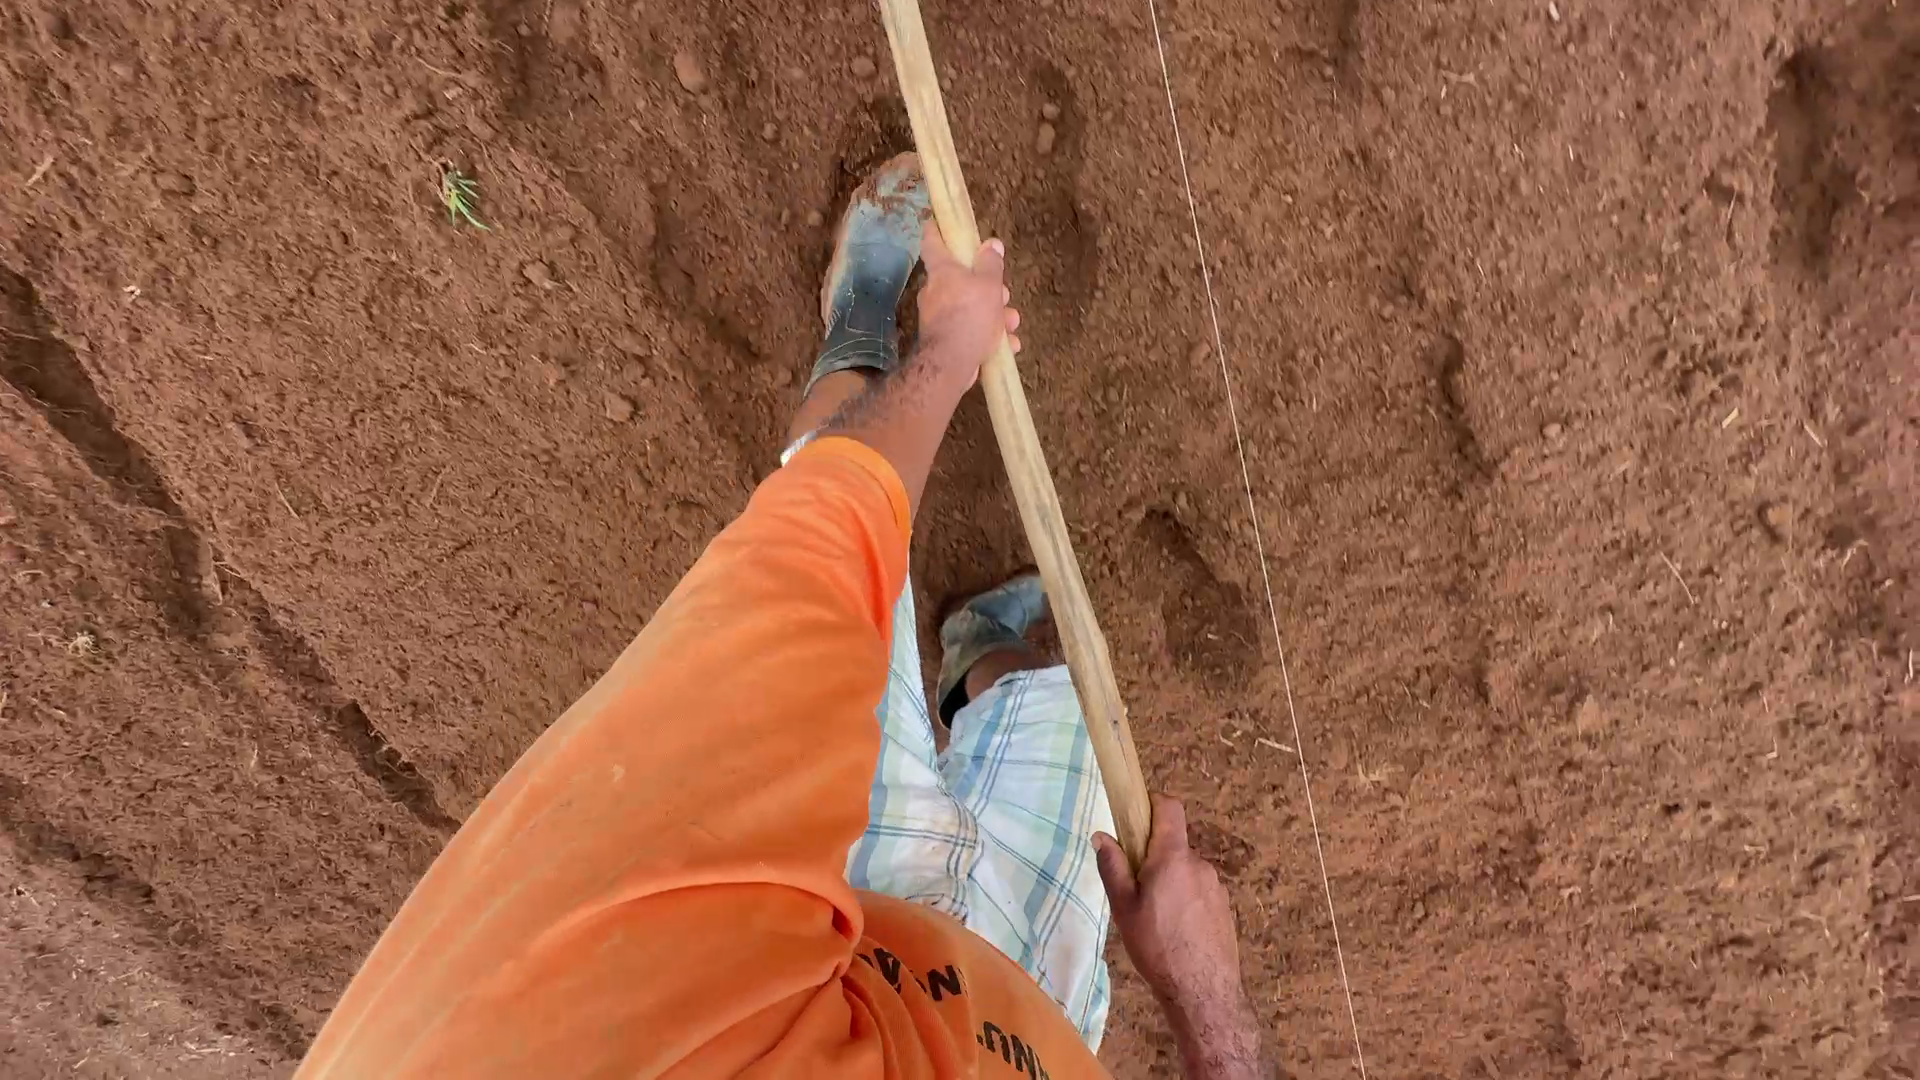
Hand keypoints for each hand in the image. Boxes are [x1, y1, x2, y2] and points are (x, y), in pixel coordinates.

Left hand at [915, 225, 1020, 386]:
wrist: (951, 363)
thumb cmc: (970, 315)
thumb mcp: (989, 285)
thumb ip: (992, 264)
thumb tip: (992, 244)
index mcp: (942, 271)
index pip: (932, 241)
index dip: (936, 229)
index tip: (938, 221)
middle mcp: (935, 292)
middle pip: (961, 280)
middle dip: (988, 287)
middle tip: (1004, 294)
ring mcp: (938, 319)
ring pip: (970, 309)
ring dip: (994, 315)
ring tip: (1012, 324)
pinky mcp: (946, 342)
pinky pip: (970, 333)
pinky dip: (989, 337)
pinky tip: (1008, 346)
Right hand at [1096, 796, 1260, 1079]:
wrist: (1204, 994)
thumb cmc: (1157, 946)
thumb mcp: (1123, 907)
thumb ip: (1112, 867)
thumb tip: (1102, 835)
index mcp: (1172, 856)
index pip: (1169, 807)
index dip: (1153, 804)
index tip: (1136, 817)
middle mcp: (1199, 863)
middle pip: (1173, 844)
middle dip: (1155, 856)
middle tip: (1137, 887)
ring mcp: (1216, 886)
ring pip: (1186, 870)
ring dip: (1171, 880)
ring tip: (1156, 917)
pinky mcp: (1225, 908)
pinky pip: (1200, 891)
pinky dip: (1187, 900)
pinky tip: (1177, 931)